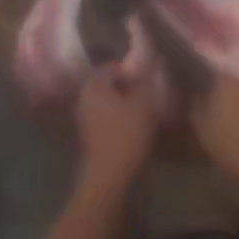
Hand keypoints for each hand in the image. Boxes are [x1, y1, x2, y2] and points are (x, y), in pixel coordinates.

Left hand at [74, 67, 160, 193]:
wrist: (113, 177)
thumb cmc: (128, 134)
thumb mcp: (145, 102)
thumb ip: (147, 80)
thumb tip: (150, 61)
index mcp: (93, 88)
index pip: (110, 66)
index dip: (130, 66)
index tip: (149, 72)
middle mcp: (86, 101)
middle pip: (109, 85)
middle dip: (130, 84)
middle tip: (152, 86)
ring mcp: (88, 121)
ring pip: (111, 102)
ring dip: (129, 101)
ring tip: (151, 104)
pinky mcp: (96, 138)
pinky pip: (112, 118)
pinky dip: (125, 117)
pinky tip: (143, 122)